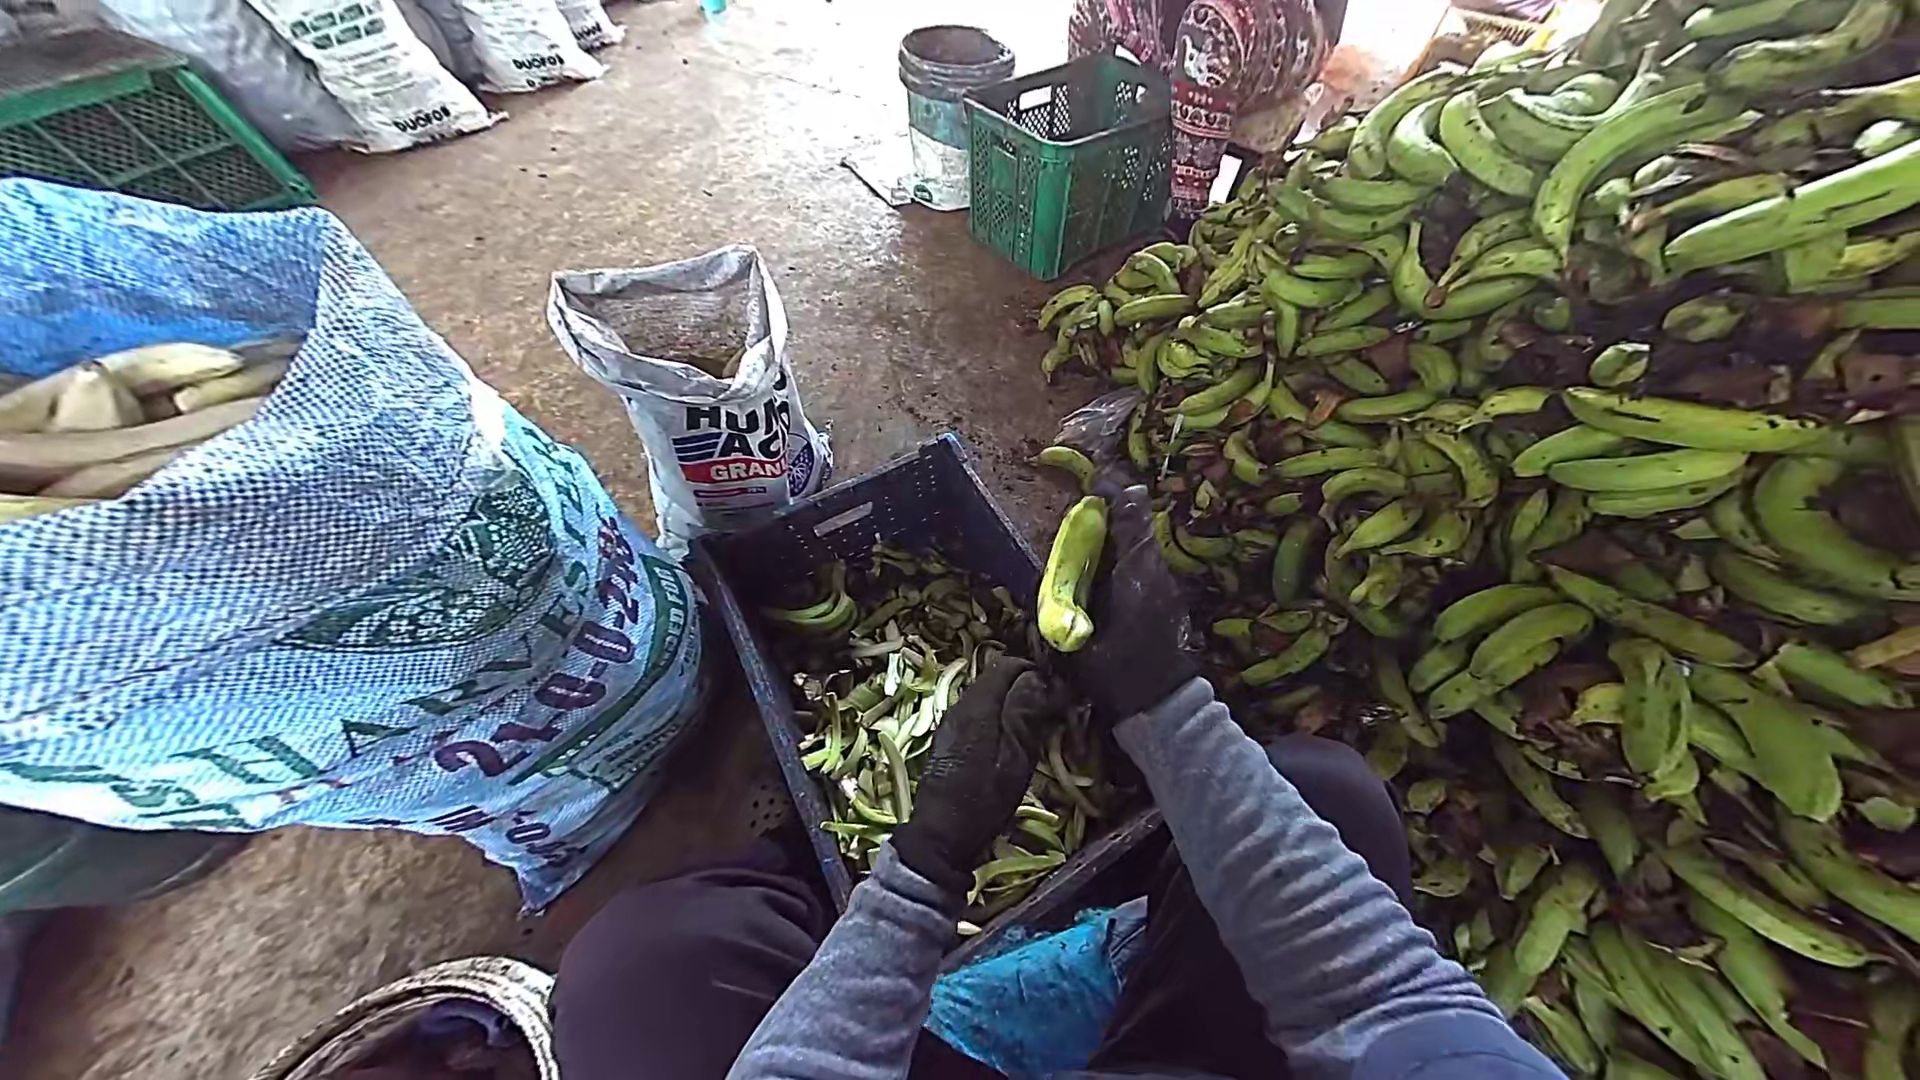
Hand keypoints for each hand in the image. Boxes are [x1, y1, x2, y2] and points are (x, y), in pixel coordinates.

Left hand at [890, 657, 1064, 892]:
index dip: (1035, 671)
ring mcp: (952, 721)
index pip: (1007, 666)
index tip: (1058, 689)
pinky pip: (978, 713)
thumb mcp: (1015, 758)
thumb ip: (1026, 713)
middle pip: (996, 678)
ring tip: (1036, 724)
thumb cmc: (983, 798)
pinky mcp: (949, 737)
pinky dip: (998, 716)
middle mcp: (960, 705)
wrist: (941, 835)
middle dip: (1025, 686)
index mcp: (977, 705)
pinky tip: (1011, 738)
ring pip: (988, 696)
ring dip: (1012, 702)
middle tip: (1052, 709)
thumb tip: (1042, 678)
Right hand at [1069, 484, 1200, 722]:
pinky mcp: (1168, 594)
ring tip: (1089, 532)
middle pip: (1137, 522)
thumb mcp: (1077, 642)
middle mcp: (1155, 571)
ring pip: (1141, 541)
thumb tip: (1047, 577)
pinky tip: (1104, 565)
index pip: (1129, 515)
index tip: (1091, 478)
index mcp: (1134, 575)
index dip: (1111, 490)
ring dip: (1118, 530)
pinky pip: (1144, 560)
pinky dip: (1124, 551)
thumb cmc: (1115, 674)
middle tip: (1082, 506)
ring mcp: (1166, 582)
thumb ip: (1061, 606)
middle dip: (1111, 507)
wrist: (1162, 705)